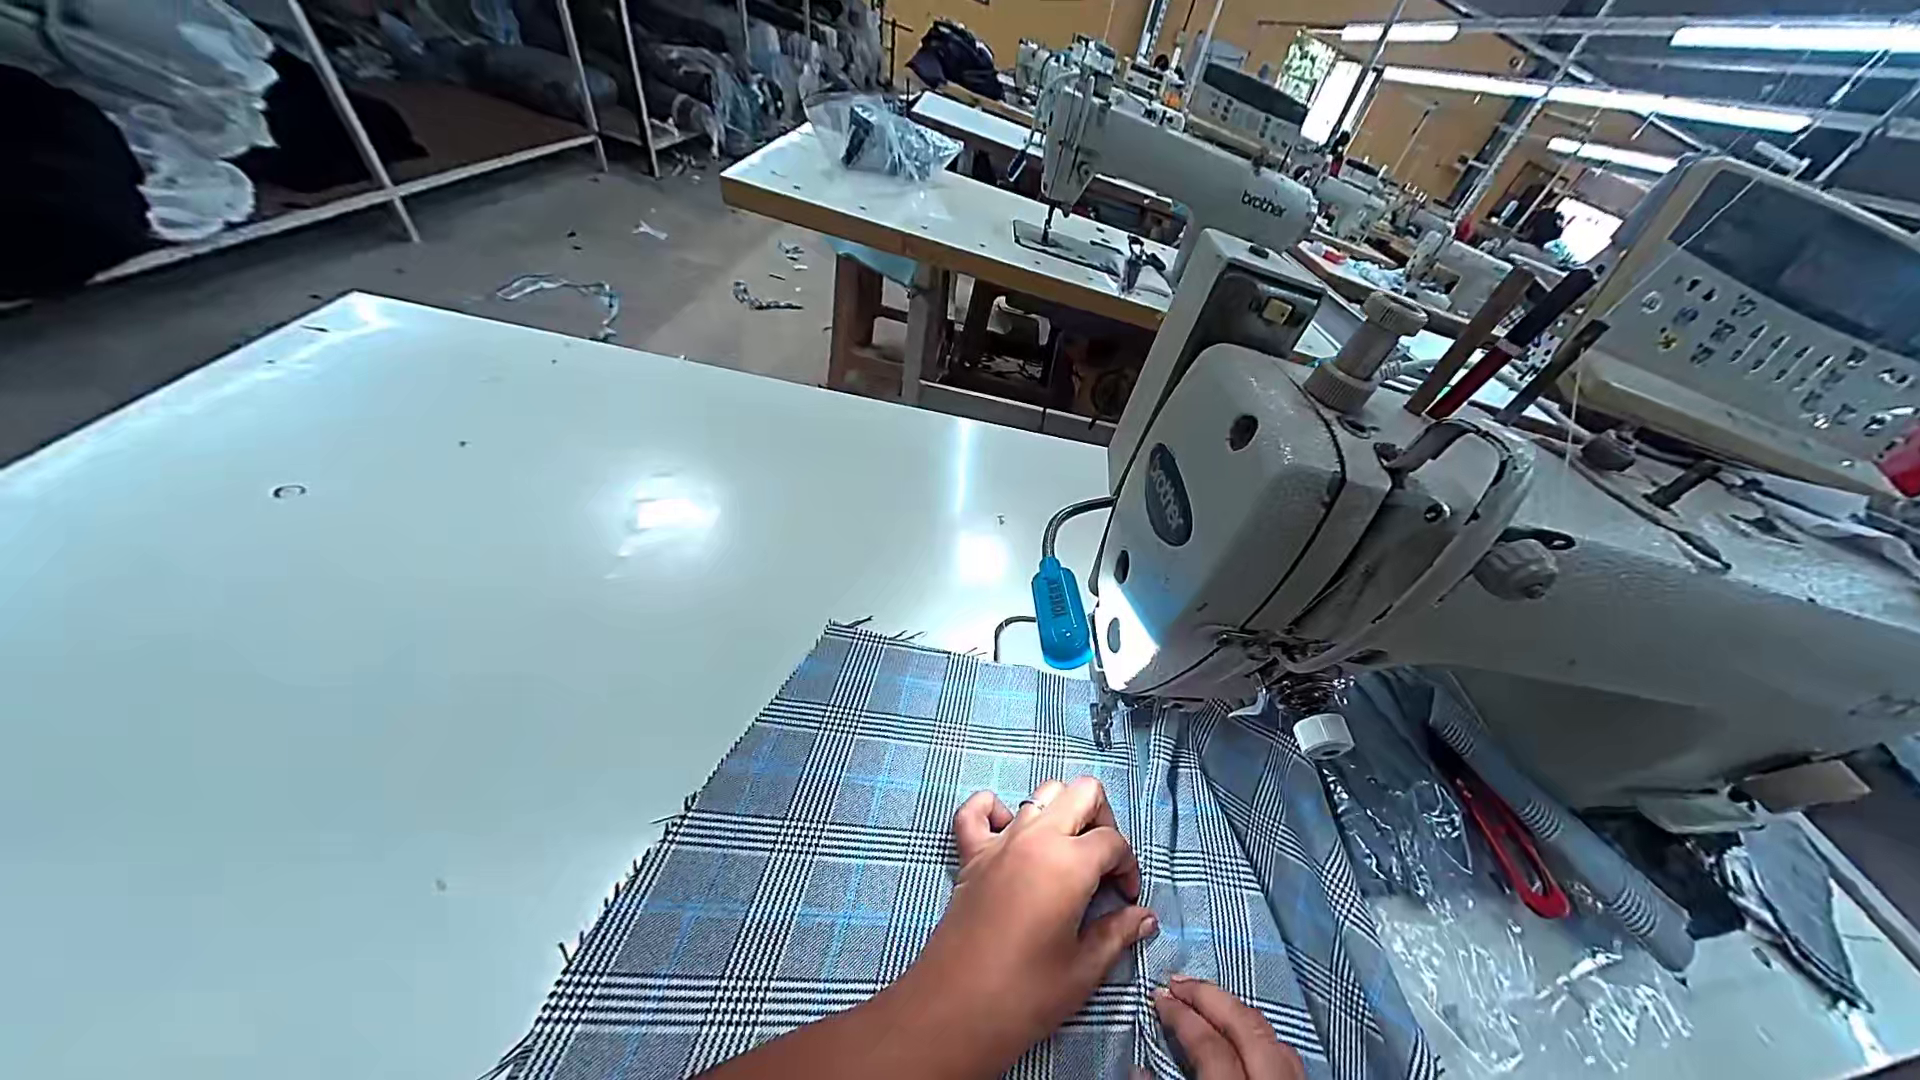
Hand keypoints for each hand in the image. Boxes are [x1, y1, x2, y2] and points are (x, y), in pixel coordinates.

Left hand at [892, 777, 1156, 1075]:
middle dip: (1103, 820)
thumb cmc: (1027, 993)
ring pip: (1040, 794)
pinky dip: (994, 809)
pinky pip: (978, 808)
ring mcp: (1001, 839)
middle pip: (1082, 792)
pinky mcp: (971, 851)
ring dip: (1060, 812)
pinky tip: (1008, 832)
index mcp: (1069, 862)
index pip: (1114, 841)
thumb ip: (1118, 933)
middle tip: (1102, 863)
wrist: (958, 1006)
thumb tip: (1145, 917)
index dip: (1128, 867)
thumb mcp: (1084, 968)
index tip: (1126, 899)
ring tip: (1066, 852)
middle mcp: (1036, 836)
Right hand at [1155, 975, 1305, 1079]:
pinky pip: (1289, 1056)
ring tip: (1208, 1002)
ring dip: (1237, 1012)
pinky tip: (1246, 1035)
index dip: (1180, 1015)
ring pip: (1274, 1037)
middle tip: (1177, 982)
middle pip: (1246, 1025)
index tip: (1158, 997)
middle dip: (1209, 996)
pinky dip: (1263, 1036)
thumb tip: (1140, 1068)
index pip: (1209, 1043)